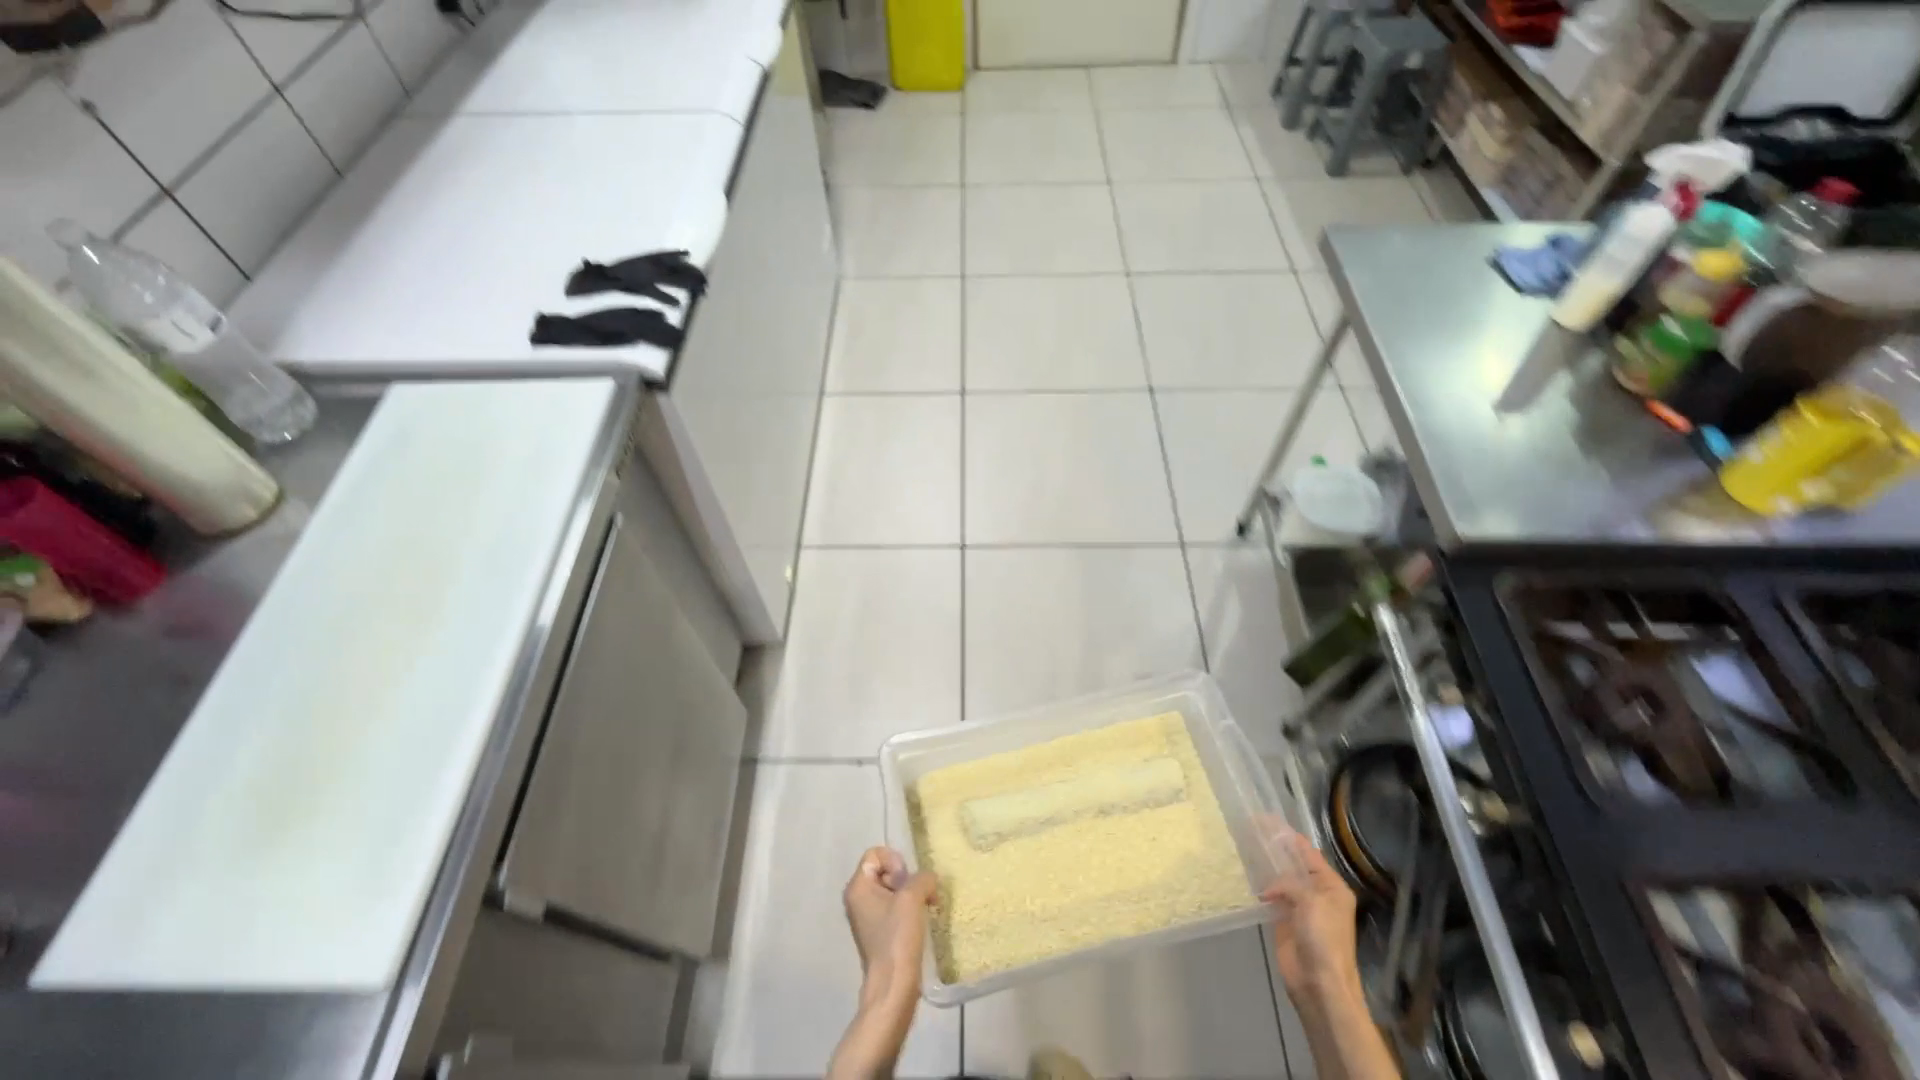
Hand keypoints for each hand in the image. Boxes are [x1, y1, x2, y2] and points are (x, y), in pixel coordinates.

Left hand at [843, 846, 937, 1009]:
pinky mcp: (879, 933)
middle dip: (907, 879)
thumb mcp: (912, 898)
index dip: (895, 861)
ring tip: (925, 910)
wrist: (893, 984)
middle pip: (885, 871)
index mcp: (857, 887)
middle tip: (918, 897)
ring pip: (893, 891)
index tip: (904, 883)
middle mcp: (858, 899)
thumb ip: (922, 878)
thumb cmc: (897, 938)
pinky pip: (895, 909)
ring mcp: (868, 917)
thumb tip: (928, 881)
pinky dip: (910, 910)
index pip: (875, 854)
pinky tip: (922, 922)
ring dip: (912, 896)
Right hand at [1262, 833, 1362, 1007]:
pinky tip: (1247, 878)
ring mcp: (1300, 908)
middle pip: (1293, 865)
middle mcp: (1317, 894)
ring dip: (1266, 868)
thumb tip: (1268, 888)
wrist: (1320, 983)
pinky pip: (1272, 899)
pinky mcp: (1284, 922)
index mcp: (1331, 886)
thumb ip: (1290, 884)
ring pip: (1281, 881)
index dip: (1289, 836)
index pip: (1308, 853)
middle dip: (1275, 849)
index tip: (1267, 820)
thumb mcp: (1311, 902)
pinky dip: (1261, 889)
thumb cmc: (1323, 939)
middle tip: (1250, 830)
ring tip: (1244, 849)